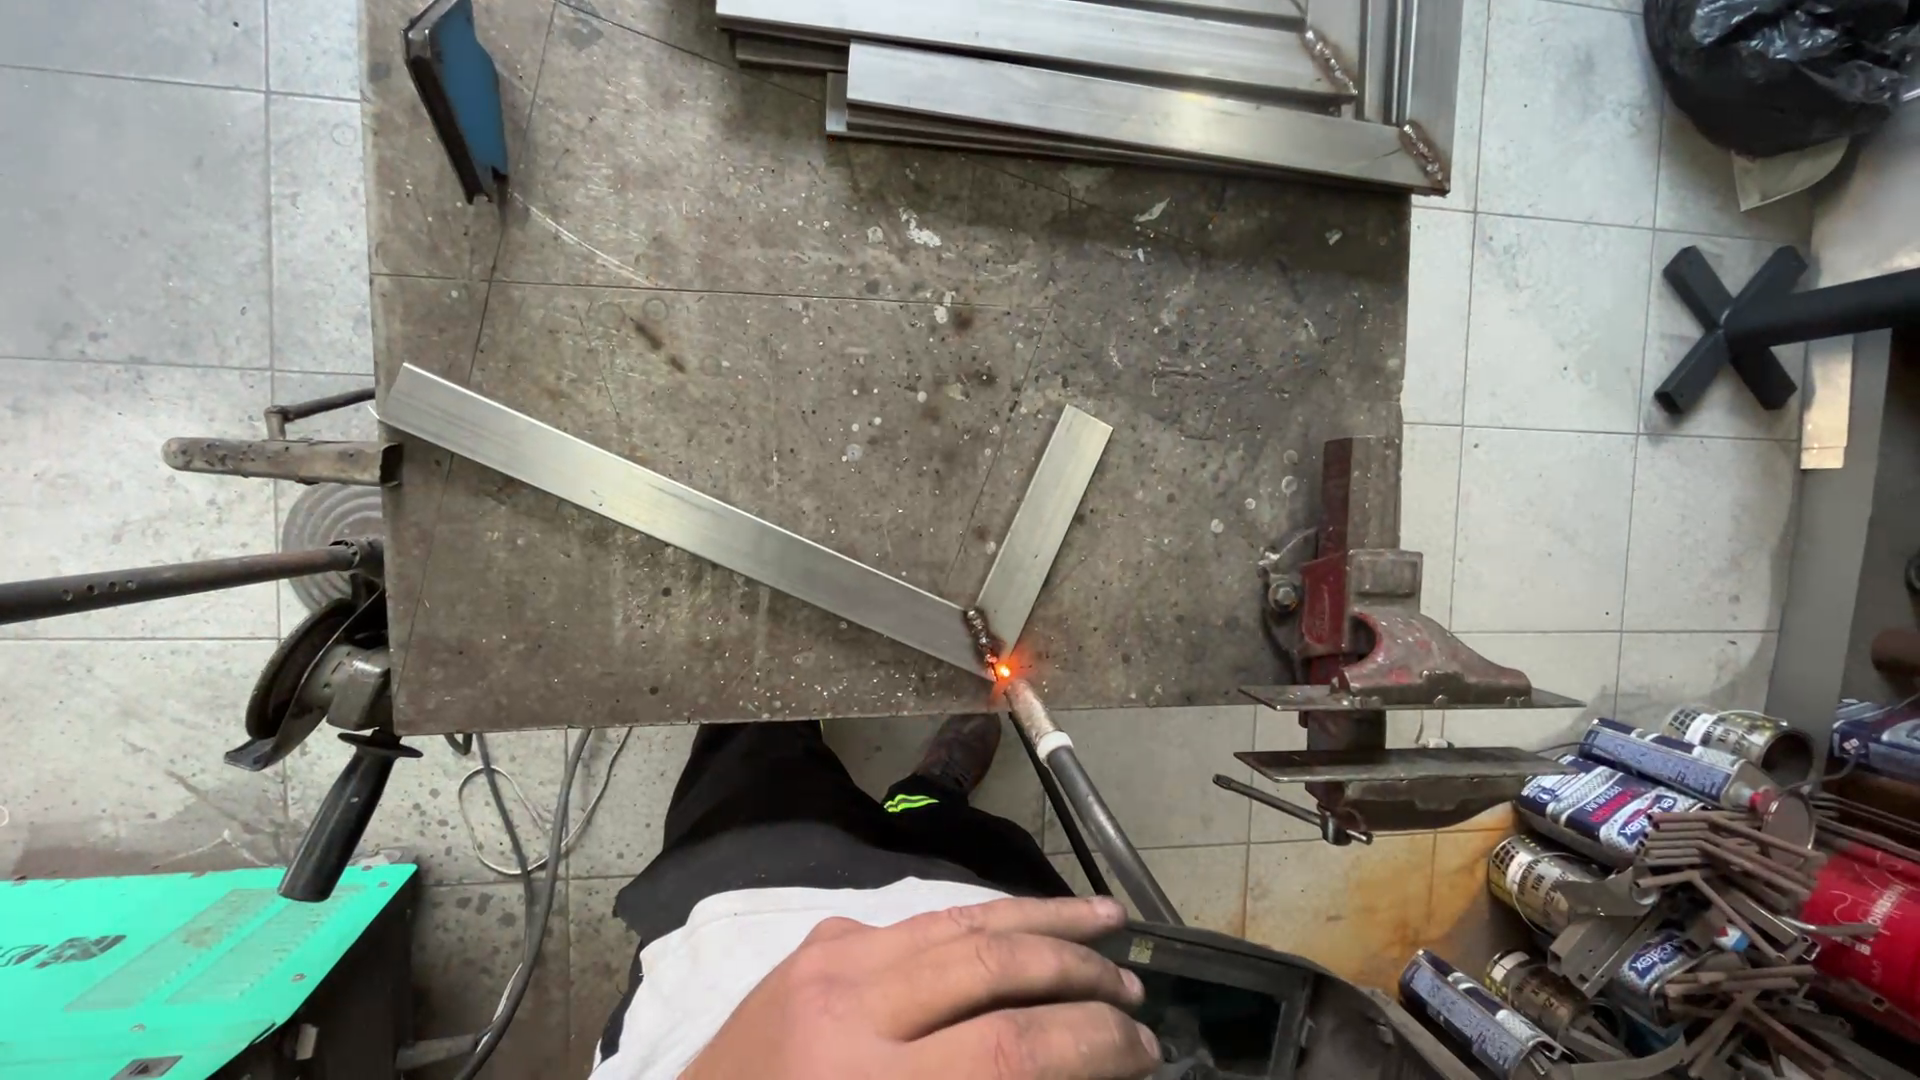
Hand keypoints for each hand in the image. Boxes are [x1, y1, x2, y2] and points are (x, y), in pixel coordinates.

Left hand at [681, 895, 1160, 1079]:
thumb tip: (1069, 1067)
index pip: (1008, 1047)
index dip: (1091, 1043)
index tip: (1145, 1050)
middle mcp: (846, 1003)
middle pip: (991, 963)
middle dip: (1077, 971)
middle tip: (1134, 991)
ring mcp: (828, 957)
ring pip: (959, 917)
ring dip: (1040, 918)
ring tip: (1103, 919)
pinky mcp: (820, 939)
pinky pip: (919, 918)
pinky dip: (981, 919)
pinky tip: (1020, 922)